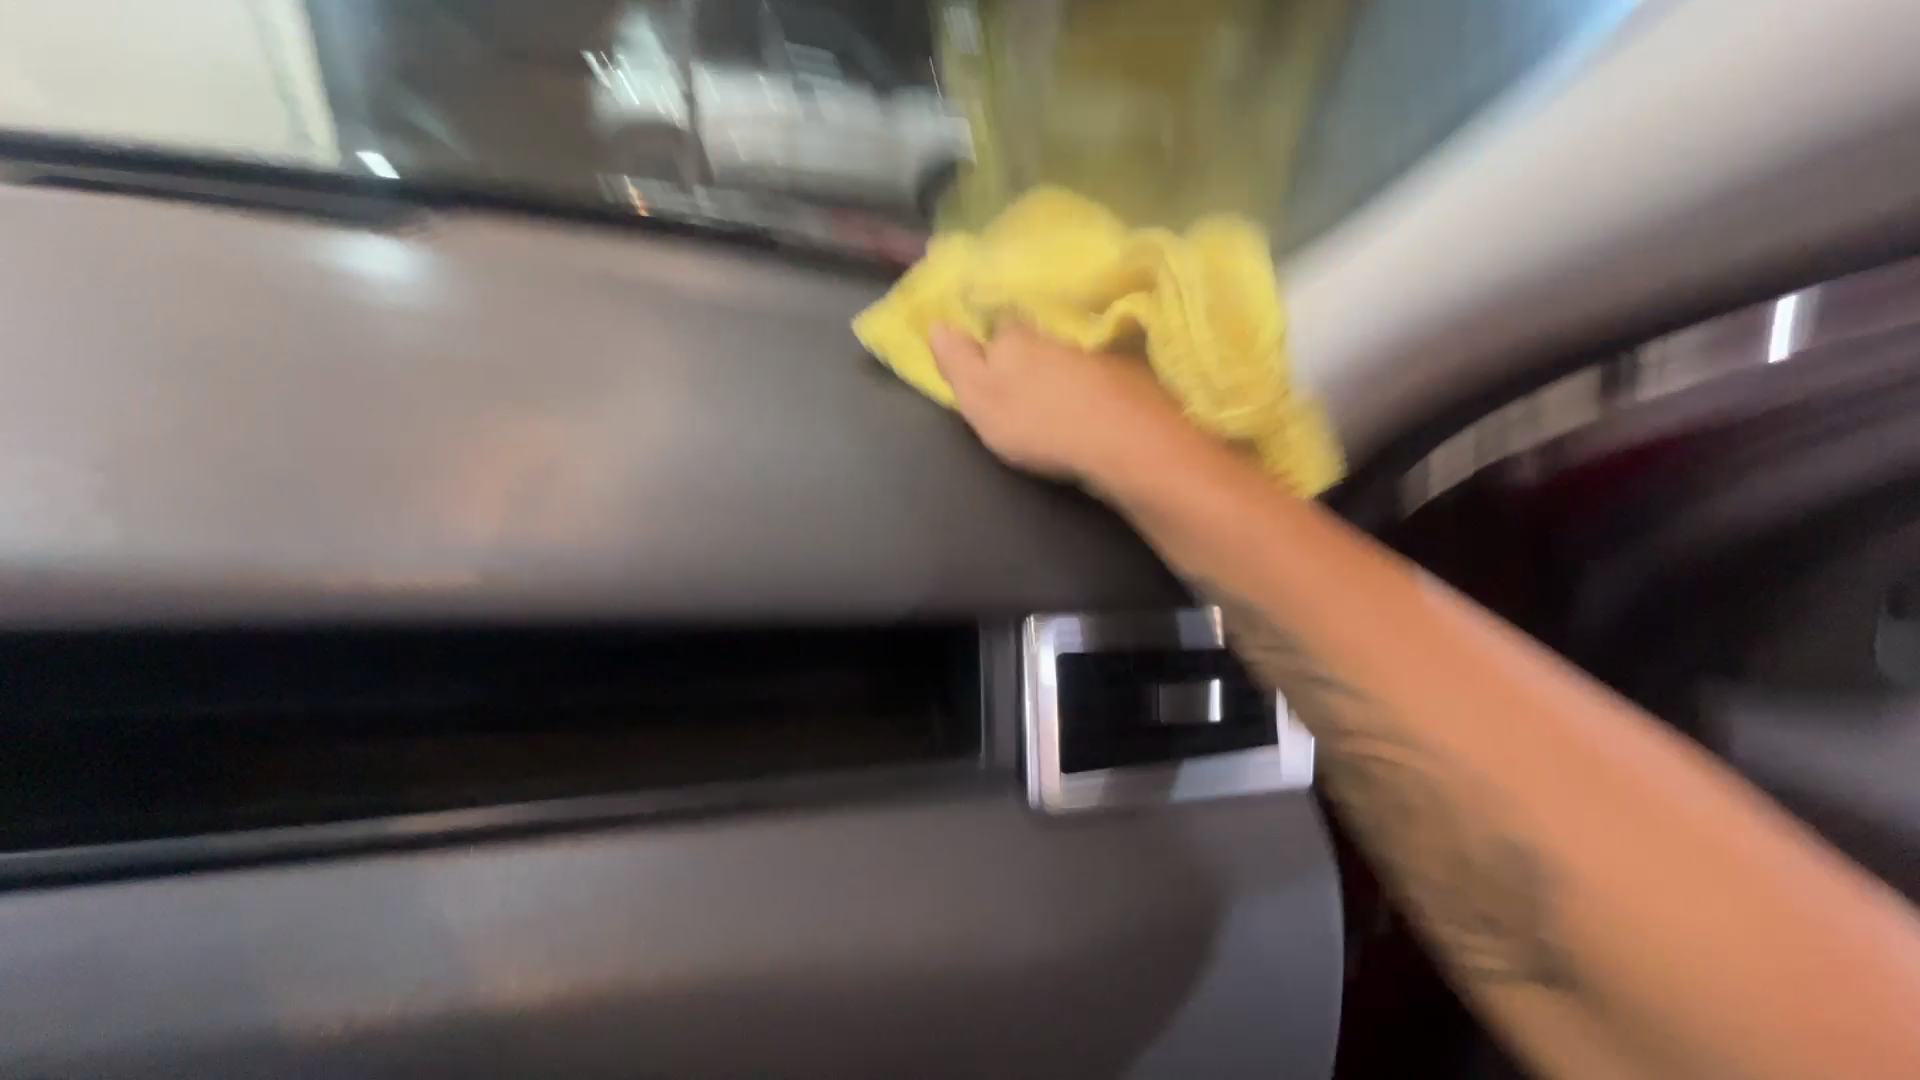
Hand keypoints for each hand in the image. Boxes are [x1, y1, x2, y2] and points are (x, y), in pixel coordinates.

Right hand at [928, 323, 1193, 484]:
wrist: (1124, 441)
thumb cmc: (1038, 423)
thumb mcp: (980, 398)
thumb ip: (956, 361)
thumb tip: (936, 323)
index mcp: (1016, 338)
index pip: (998, 326)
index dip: (991, 345)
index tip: (989, 367)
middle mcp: (1057, 335)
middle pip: (1037, 342)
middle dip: (1029, 361)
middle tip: (1023, 393)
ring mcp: (1097, 355)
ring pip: (1069, 359)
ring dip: (1062, 377)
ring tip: (1058, 406)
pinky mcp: (1130, 378)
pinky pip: (1102, 379)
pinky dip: (1093, 391)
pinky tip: (1093, 412)